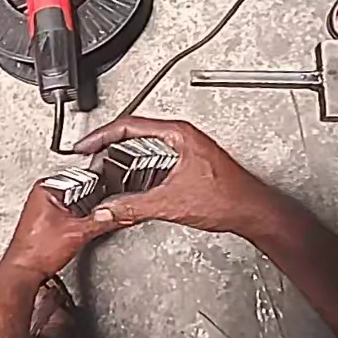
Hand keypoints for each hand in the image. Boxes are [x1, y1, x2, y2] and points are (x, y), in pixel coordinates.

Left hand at [0, 181, 118, 279]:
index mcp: (47, 187)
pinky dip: (78, 221)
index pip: (85, 179)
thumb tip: (120, 212)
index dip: (102, 190)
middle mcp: (43, 193)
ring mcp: (44, 206)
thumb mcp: (78, 233)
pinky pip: (69, 214)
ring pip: (76, 203)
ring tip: (86, 226)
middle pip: (82, 191)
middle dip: (94, 203)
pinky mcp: (46, 219)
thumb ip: (103, 220)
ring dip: (86, 213)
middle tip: (104, 214)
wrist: (23, 273)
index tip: (112, 200)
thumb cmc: (37, 252)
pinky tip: (77, 231)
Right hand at [72, 117, 286, 236]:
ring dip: (122, 155)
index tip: (85, 145)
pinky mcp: (187, 162)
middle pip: (134, 132)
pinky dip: (136, 166)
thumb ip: (133, 206)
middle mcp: (182, 136)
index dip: (101, 135)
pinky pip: (154, 158)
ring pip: (144, 145)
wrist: (252, 212)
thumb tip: (108, 209)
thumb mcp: (171, 203)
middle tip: (89, 155)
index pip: (129, 125)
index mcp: (178, 134)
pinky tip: (129, 180)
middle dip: (108, 144)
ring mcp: (186, 148)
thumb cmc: (228, 198)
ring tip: (103, 167)